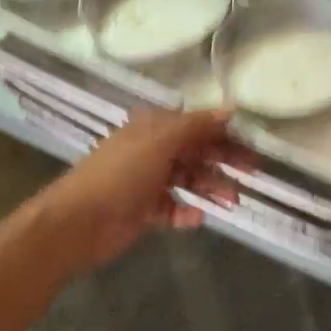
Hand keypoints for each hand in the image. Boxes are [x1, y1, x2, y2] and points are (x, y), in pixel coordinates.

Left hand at [36, 108, 243, 268]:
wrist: (78, 222)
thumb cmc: (120, 175)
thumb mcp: (160, 142)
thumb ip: (197, 126)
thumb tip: (231, 108)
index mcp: (152, 129)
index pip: (196, 126)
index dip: (223, 134)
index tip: (252, 146)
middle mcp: (150, 151)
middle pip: (195, 153)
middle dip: (223, 162)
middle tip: (252, 175)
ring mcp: (146, 182)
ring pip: (187, 181)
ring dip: (211, 188)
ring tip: (232, 202)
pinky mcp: (143, 211)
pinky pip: (173, 209)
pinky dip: (187, 212)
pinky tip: (198, 217)